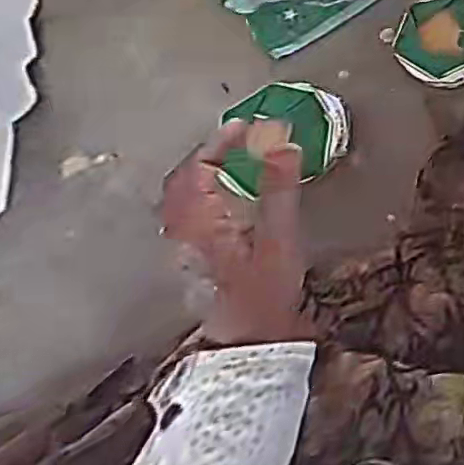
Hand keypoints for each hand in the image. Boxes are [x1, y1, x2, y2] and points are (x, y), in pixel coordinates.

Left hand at [162, 120, 309, 345]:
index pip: (196, 169)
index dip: (219, 143)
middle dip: (209, 152)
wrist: (251, 338)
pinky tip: (227, 190)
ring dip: (203, 169)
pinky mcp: (195, 255)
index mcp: (197, 222)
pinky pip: (189, 209)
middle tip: (242, 135)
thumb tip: (282, 143)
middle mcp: (181, 231)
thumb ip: (279, 189)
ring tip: (235, 155)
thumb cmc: (265, 289)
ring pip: (181, 195)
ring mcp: (184, 245)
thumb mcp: (279, 237)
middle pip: (181, 181)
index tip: (249, 126)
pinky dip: (205, 187)